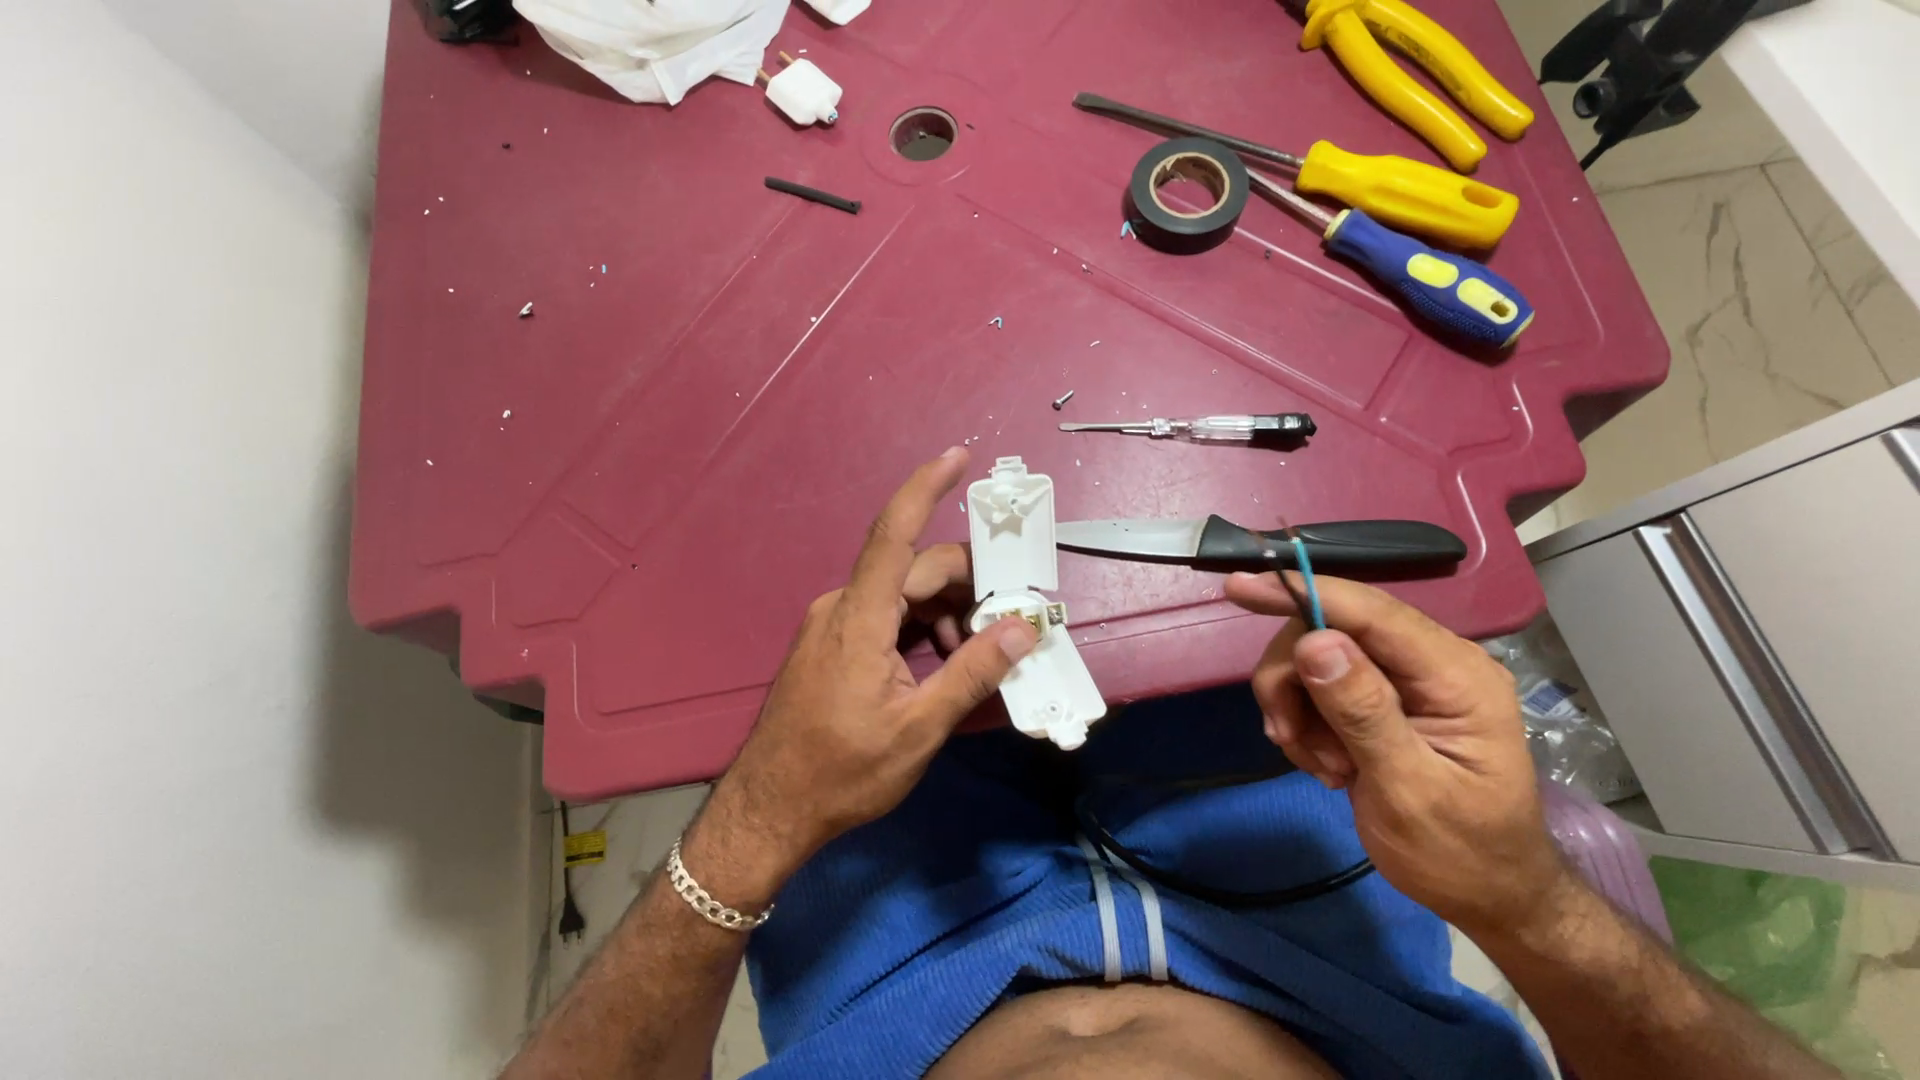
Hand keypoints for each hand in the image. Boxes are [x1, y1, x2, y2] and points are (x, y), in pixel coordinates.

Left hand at [716, 447, 1038, 871]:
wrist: (771, 808)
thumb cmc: (842, 772)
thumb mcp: (918, 728)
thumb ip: (972, 673)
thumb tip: (1022, 628)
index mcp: (860, 618)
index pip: (895, 534)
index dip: (925, 488)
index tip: (957, 456)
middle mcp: (842, 607)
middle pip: (914, 570)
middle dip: (966, 587)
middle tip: (1007, 624)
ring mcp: (833, 624)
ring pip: (902, 595)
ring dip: (945, 614)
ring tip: (973, 658)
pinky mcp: (831, 643)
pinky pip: (885, 616)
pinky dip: (919, 628)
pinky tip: (940, 663)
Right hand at [1223, 571, 1570, 933]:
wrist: (1485, 896)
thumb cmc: (1461, 852)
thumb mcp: (1411, 790)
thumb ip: (1365, 713)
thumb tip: (1314, 643)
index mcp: (1455, 675)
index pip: (1370, 612)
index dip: (1303, 592)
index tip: (1239, 586)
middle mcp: (1428, 663)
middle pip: (1329, 630)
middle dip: (1292, 680)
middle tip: (1286, 736)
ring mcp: (1402, 681)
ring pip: (1312, 658)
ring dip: (1296, 709)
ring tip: (1318, 764)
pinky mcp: (1377, 701)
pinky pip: (1314, 688)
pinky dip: (1303, 724)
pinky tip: (1324, 764)